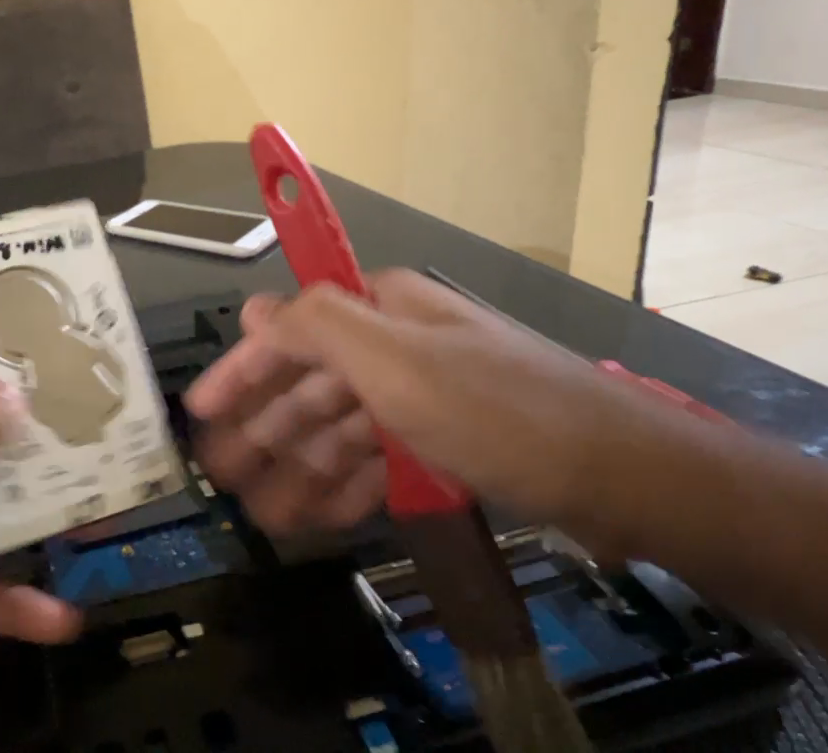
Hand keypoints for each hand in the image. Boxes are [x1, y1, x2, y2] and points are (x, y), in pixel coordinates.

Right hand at [184, 269, 668, 534]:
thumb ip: (318, 327)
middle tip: (221, 478)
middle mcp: (397, 346)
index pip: (290, 333)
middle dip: (263, 431)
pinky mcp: (445, 443)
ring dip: (297, 468)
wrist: (629, 479)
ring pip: (339, 430)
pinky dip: (344, 487)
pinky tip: (315, 519)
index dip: (241, 370)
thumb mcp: (398, 362)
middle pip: (310, 386)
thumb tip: (255, 308)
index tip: (199, 413)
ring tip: (260, 514)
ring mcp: (422, 397)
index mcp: (382, 312)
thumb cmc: (499, 413)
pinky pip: (376, 460)